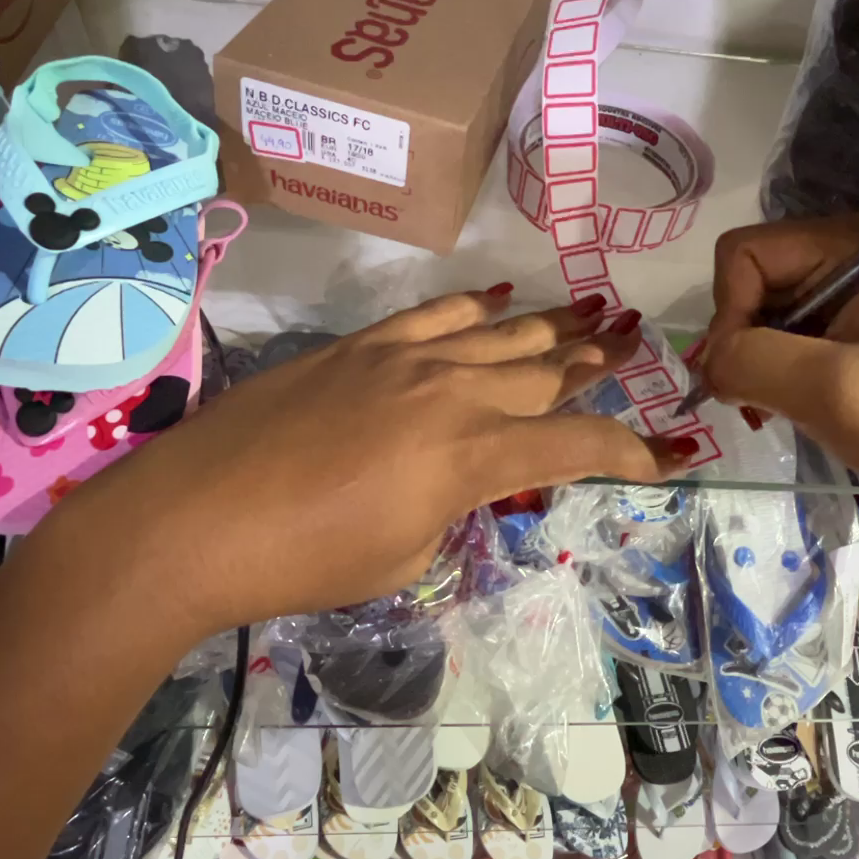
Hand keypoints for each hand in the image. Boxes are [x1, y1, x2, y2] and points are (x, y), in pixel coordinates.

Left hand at [48, 289, 697, 631]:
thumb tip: (465, 473)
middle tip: (636, 346)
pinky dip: (477, 305)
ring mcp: (406, 358)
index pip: (576, 446)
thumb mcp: (406, 553)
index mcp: (471, 457)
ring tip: (596, 311)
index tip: (664, 455)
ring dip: (554, 325)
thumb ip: (452, 503)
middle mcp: (452, 392)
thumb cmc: (304, 561)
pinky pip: (437, 313)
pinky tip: (503, 297)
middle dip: (600, 363)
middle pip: (547, 371)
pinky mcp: (362, 343)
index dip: (629, 451)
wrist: (194, 518)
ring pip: (501, 334)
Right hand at [699, 217, 858, 519]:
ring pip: (755, 318)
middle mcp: (842, 264)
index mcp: (850, 249)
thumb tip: (708, 365)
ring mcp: (842, 304)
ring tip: (771, 407)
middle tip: (754, 396)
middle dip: (738, 341)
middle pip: (745, 283)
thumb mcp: (829, 387)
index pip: (744, 254)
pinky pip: (776, 344)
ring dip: (750, 365)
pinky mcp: (841, 342)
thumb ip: (750, 360)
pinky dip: (765, 377)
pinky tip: (782, 408)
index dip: (729, 310)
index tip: (742, 371)